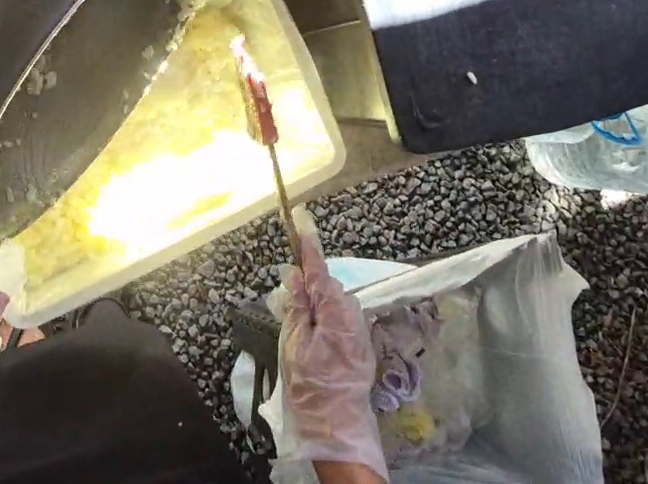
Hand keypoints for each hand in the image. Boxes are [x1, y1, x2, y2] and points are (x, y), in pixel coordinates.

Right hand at [278, 211, 387, 480]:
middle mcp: (352, 315)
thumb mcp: (294, 344)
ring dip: (315, 309)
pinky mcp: (359, 345)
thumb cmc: (312, 386)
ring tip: (300, 337)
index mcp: (336, 311)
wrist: (338, 430)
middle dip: (307, 289)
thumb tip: (295, 275)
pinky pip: (337, 321)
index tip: (302, 217)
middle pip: (325, 288)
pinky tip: (313, 345)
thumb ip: (297, 306)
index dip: (308, 245)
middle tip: (288, 307)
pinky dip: (323, 322)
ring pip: (331, 305)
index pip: (318, 270)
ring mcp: (359, 330)